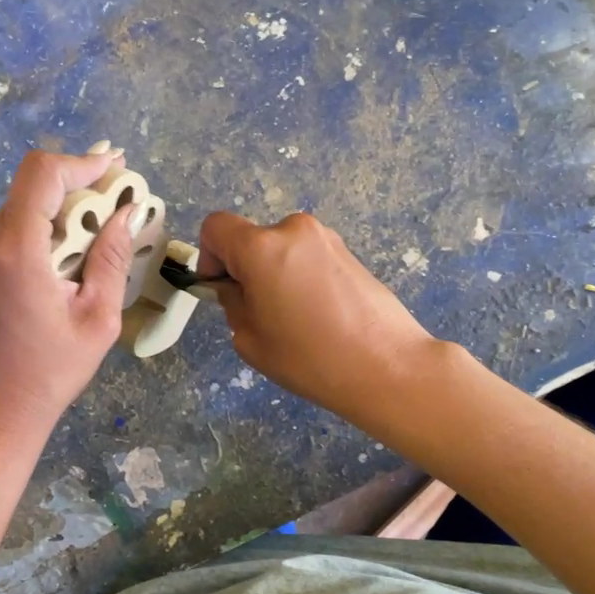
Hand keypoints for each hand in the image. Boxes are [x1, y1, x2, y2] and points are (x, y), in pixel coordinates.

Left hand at [0, 149, 135, 450]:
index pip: (42, 174)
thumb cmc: (48, 373)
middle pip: (31, 189)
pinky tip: (63, 262)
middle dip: (77, 191)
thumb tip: (128, 213)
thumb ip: (112, 259)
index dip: (81, 162)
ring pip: (20, 210)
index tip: (115, 166)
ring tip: (94, 243)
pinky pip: (7, 232)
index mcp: (15, 251)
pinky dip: (38, 233)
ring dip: (58, 215)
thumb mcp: (96, 319)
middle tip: (116, 207)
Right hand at [199, 211, 437, 423]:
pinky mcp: (350, 253)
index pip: (216, 227)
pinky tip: (318, 315)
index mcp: (261, 248)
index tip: (222, 288)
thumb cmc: (308, 357)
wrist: (386, 366)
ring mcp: (326, 239)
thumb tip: (236, 289)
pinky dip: (301, 277)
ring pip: (282, 249)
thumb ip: (233, 303)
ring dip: (275, 273)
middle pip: (251, 239)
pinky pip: (308, 258)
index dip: (209, 255)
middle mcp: (293, 230)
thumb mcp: (249, 338)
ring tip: (294, 317)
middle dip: (246, 269)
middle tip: (260, 311)